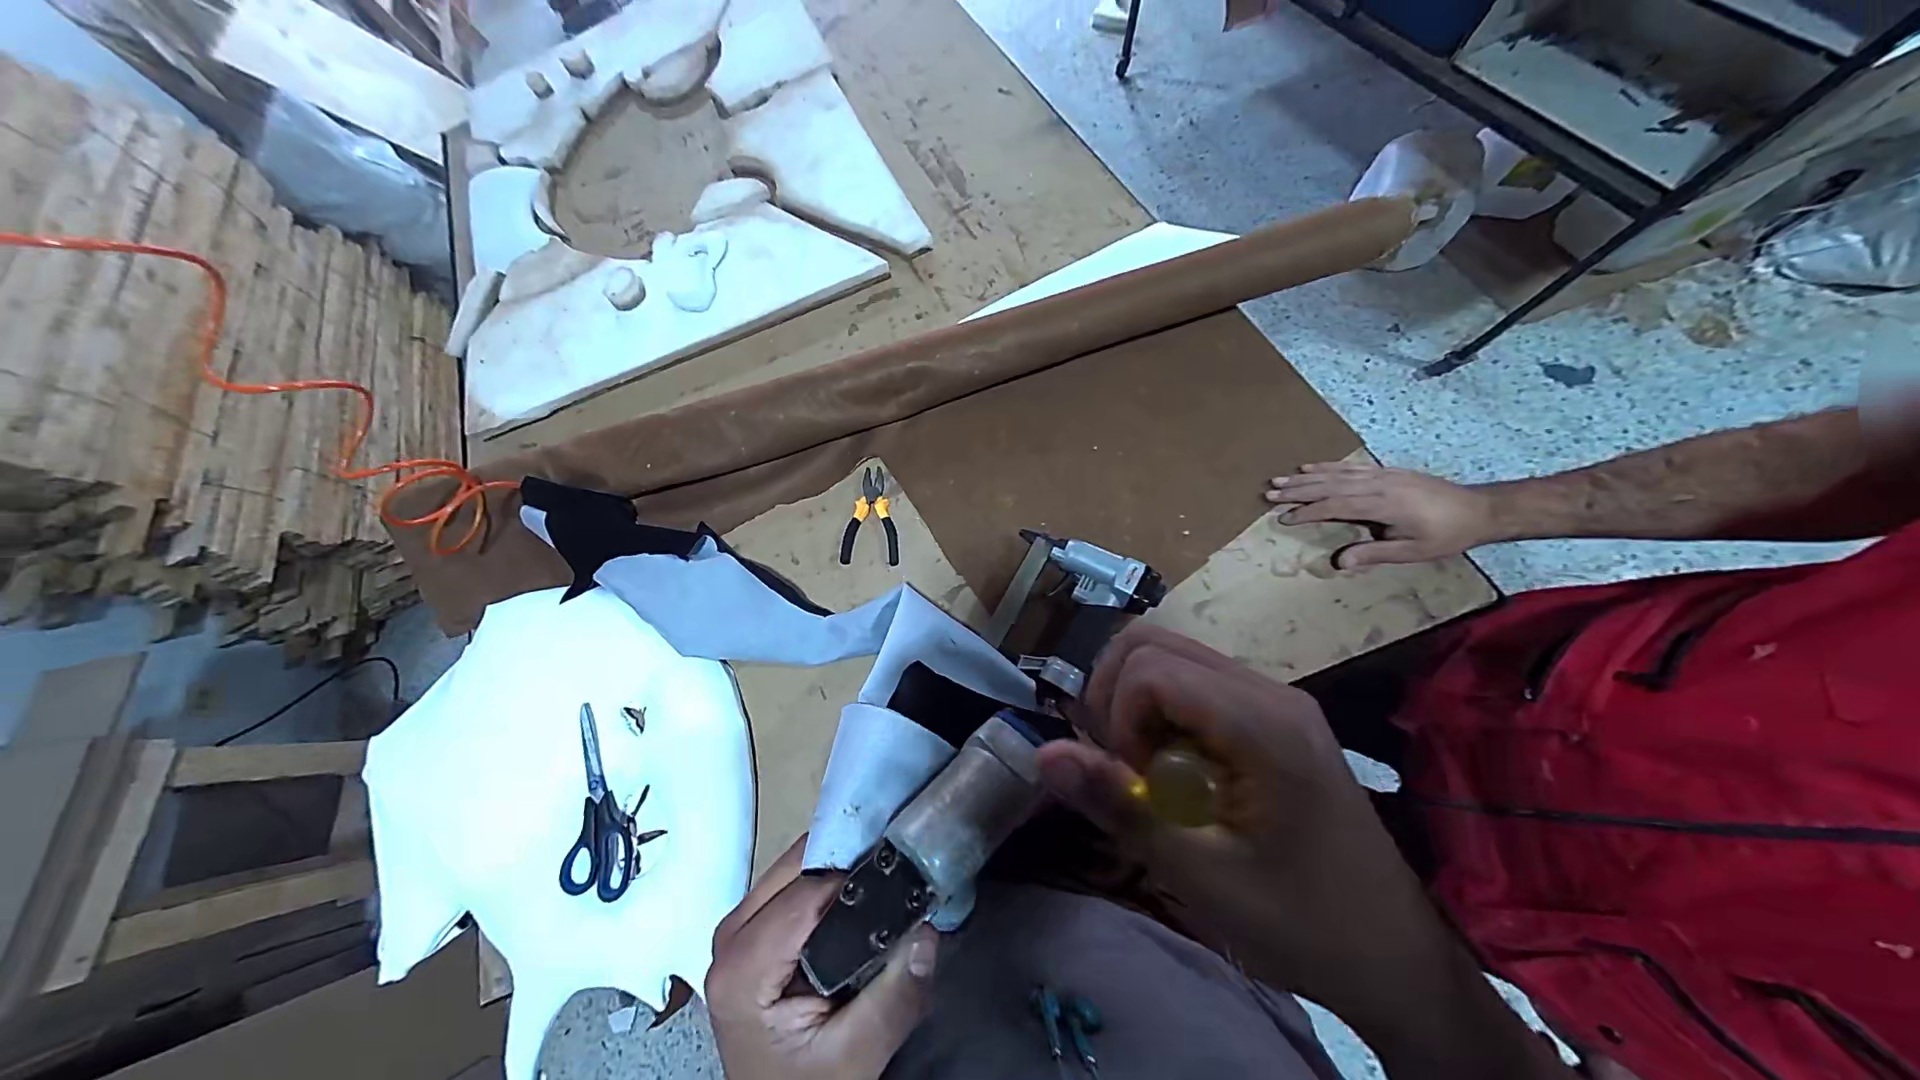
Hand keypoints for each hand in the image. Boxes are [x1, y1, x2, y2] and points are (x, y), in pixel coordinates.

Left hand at [706, 838, 939, 1079]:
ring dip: (836, 865)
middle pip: (794, 868)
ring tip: (879, 878)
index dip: (853, 878)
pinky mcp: (748, 932)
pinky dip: (823, 879)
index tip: (898, 875)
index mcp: (742, 969)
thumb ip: (893, 997)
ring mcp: (734, 932)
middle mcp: (729, 939)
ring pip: (791, 868)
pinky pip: (788, 884)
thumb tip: (926, 931)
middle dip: (845, 860)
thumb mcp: (857, 1054)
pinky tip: (855, 890)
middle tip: (893, 868)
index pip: (805, 893)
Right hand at [1038, 626, 1574, 1079]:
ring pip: (1172, 656)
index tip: (1136, 782)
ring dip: (1137, 704)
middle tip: (1128, 768)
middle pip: (1154, 642)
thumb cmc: (1302, 924)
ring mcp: (1276, 698)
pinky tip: (1177, 770)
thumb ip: (1120, 806)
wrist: (1394, 957)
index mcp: (1263, 723)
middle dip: (1116, 696)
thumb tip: (1041, 753)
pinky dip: (1162, 712)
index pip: (1151, 667)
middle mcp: (1270, 690)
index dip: (1119, 718)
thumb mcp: (1200, 877)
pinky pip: (1196, 682)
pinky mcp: (1274, 715)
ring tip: (1150, 773)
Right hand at [1265, 461, 1501, 567]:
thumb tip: (1340, 562)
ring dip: (1305, 477)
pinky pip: (1350, 467)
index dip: (1307, 512)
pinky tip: (1310, 468)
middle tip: (1268, 493)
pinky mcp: (1387, 471)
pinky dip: (1327, 467)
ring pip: (1336, 474)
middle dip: (1297, 490)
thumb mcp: (1412, 551)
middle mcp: (1378, 485)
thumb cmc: (1447, 535)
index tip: (1284, 518)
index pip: (1334, 506)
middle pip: (1329, 485)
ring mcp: (1382, 475)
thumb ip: (1374, 554)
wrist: (1480, 509)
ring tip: (1280, 479)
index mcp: (1383, 505)